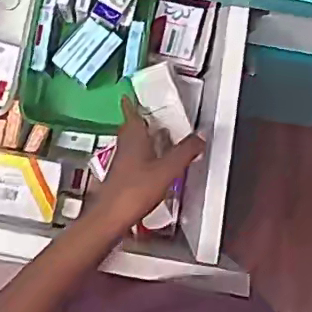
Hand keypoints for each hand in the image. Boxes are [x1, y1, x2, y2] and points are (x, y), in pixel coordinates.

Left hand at [85, 97, 204, 232]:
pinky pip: (132, 159)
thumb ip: (185, 152)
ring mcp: (120, 162)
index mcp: (133, 138)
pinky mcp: (120, 178)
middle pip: (130, 128)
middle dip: (138, 120)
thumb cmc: (135, 190)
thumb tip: (200, 137)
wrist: (111, 217)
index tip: (128, 94)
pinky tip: (151, 165)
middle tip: (147, 114)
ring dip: (140, 138)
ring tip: (154, 136)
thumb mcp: (167, 170)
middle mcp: (124, 147)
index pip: (131, 113)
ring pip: (130, 143)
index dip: (131, 103)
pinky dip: (142, 156)